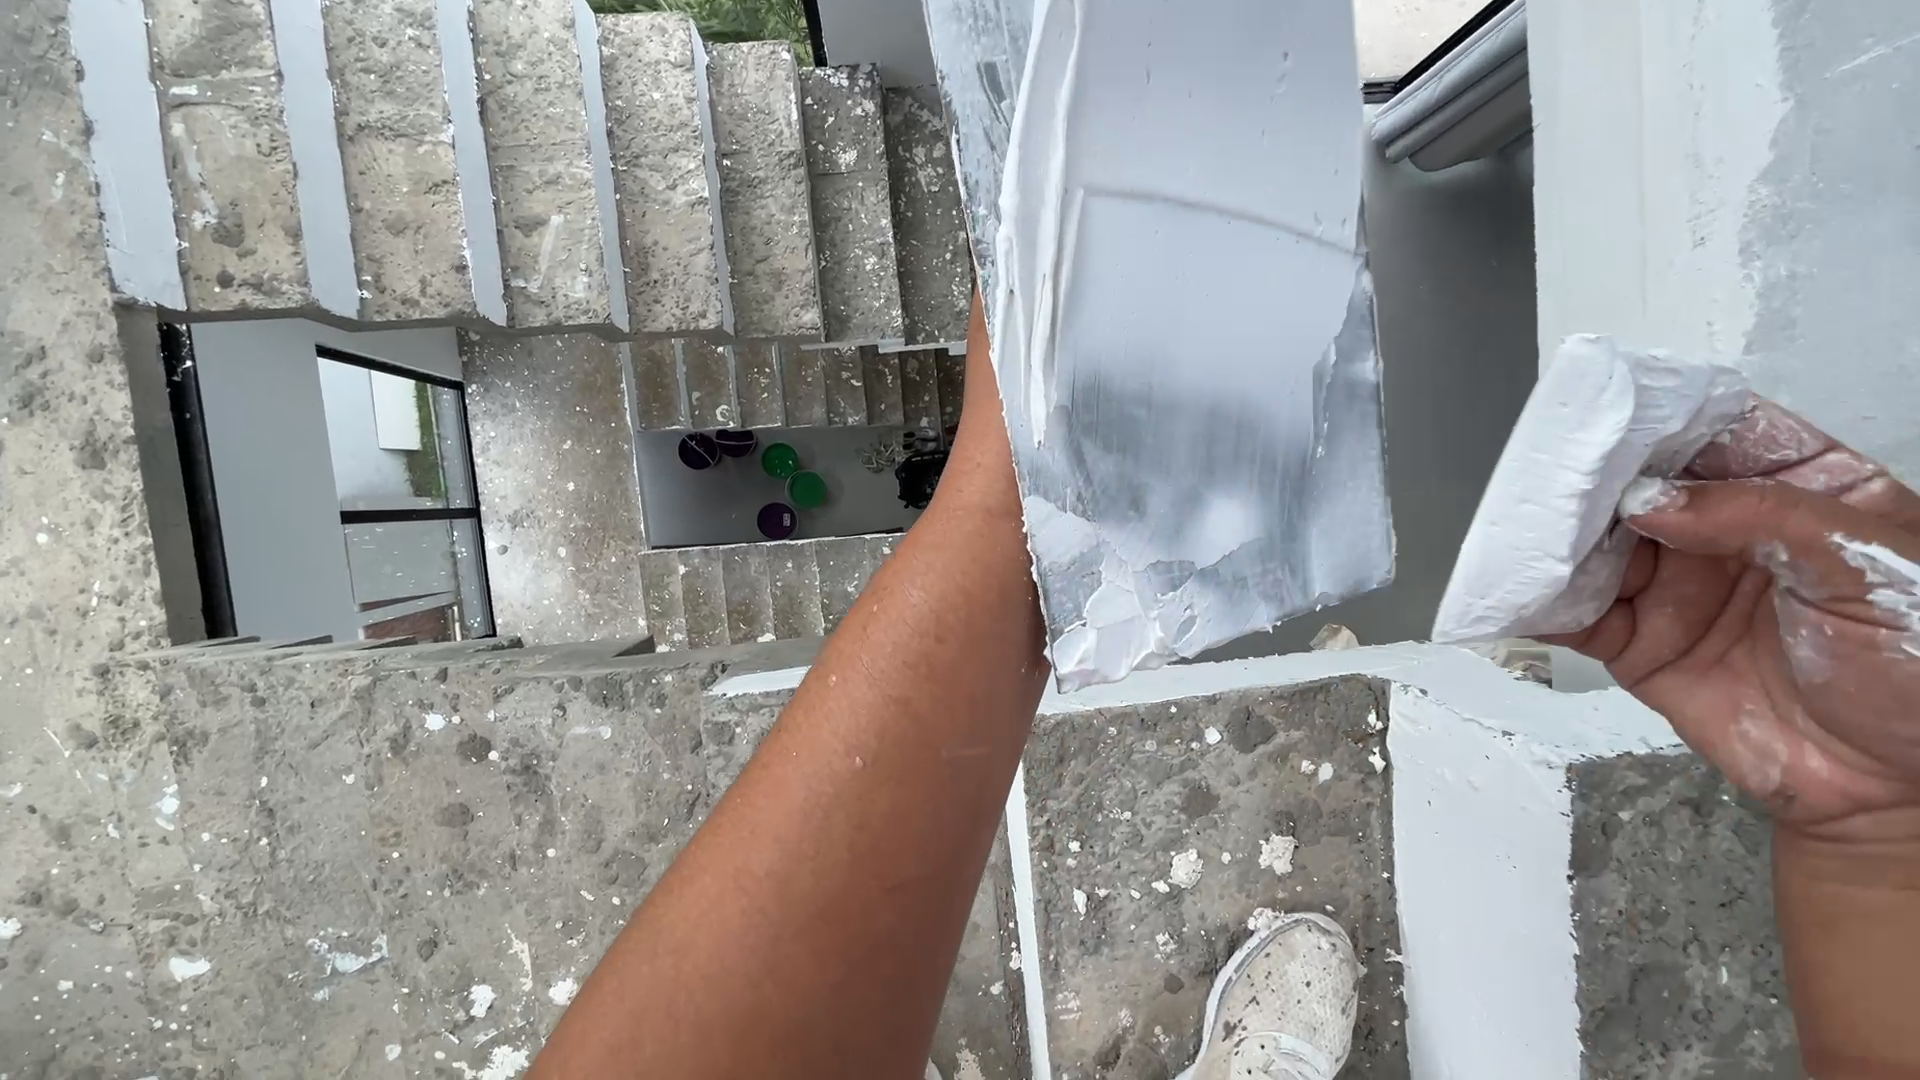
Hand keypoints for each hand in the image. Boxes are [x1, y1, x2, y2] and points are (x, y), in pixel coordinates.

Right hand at [1546, 401, 1919, 841]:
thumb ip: (1762, 518)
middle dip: (1588, 484)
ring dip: (1554, 543)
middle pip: (1638, 491)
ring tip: (1522, 534)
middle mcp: (1721, 533)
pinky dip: (1538, 604)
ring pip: (1592, 549)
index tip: (1606, 413)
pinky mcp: (1632, 640)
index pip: (1718, 437)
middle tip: (1546, 479)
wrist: (1897, 790)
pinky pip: (1572, 615)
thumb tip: (1647, 499)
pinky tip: (1518, 590)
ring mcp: (1670, 586)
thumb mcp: (1873, 570)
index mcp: (1796, 493)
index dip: (1662, 420)